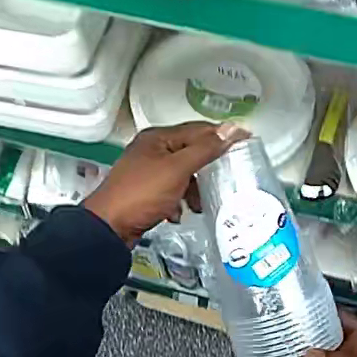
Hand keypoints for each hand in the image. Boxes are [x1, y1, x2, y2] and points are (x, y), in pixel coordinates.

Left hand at [84, 121, 247, 244]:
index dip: (222, 135)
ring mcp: (147, 171)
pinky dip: (179, 201)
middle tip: (226, 179)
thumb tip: (231, 129)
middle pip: (191, 152)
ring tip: (199, 204)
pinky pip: (172, 191)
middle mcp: (152, 150)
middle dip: (207, 168)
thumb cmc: (143, 194)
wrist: (110, 227)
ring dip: (194, 189)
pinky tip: (180, 213)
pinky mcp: (145, 192)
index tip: (247, 141)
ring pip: (183, 174)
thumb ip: (205, 149)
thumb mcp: (177, 169)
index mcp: (158, 137)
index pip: (198, 129)